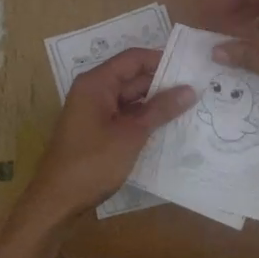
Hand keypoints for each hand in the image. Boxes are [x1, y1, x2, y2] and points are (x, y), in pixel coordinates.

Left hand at [21, 48, 195, 225]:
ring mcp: (94, 112)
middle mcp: (93, 91)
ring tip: (192, 107)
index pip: (133, 58)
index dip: (162, 59)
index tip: (192, 67)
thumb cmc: (92, 163)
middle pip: (133, 78)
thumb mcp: (131, 134)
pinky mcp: (97, 131)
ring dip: (156, 104)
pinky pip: (125, 116)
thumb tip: (190, 89)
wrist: (58, 199)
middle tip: (200, 90)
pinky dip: (145, 120)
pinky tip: (169, 127)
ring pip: (131, 99)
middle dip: (163, 83)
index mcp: (96, 83)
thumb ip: (160, 109)